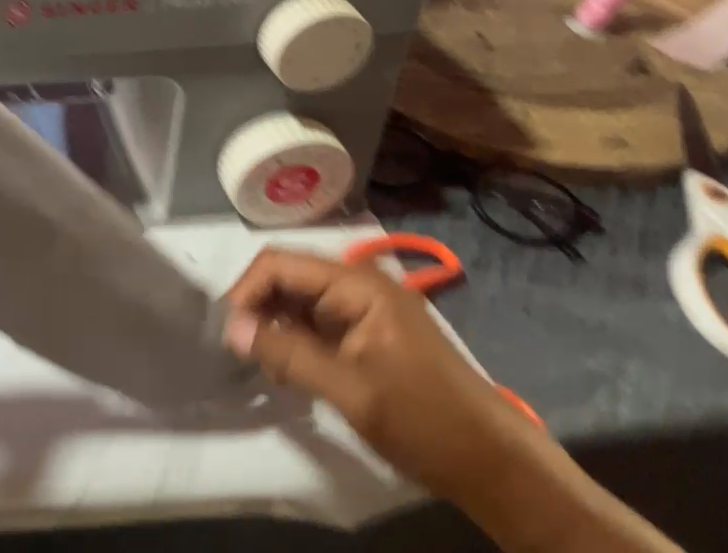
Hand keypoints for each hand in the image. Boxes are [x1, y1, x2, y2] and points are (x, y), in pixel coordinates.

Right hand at [223, 248, 551, 506]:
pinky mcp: (365, 333)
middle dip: (258, 309)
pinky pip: (314, 322)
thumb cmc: (426, 421)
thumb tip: (232, 329)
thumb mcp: (350, 390)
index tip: (232, 334)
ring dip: (274, 327)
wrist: (495, 465)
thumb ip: (288, 354)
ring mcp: (363, 309)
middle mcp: (358, 285)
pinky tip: (290, 370)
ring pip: (297, 301)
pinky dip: (294, 341)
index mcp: (358, 285)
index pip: (279, 263)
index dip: (247, 291)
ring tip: (270, 367)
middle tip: (247, 354)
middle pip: (286, 277)